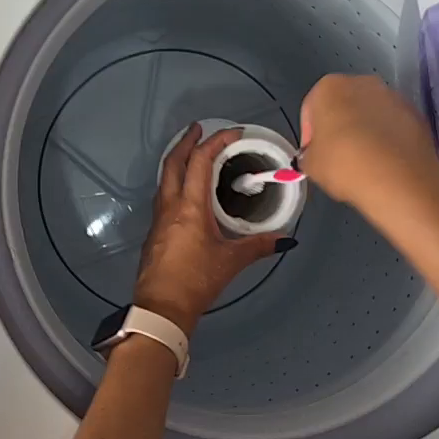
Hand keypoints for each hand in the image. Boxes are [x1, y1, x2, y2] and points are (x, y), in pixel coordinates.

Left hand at [133, 124, 287, 334]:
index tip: (232, 133)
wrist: (161, 308)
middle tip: (199, 129)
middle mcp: (170, 206)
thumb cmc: (196, 281)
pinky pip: (163, 197)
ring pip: (164, 179)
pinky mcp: (154, 233)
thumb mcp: (231, 262)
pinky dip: (174, 183)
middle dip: (186, 142)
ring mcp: (158, 219)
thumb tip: (284, 239)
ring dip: (177, 161)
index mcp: (190, 207)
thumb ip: (258, 246)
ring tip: (192, 154)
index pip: (200, 162)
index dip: (216, 142)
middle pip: (173, 163)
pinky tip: (186, 192)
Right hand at [299, 75, 438, 211]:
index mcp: (330, 87)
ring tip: (363, 162)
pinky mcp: (415, 114)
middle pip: (343, 105)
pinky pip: (393, 125)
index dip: (309, 135)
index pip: (311, 108)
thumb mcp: (311, 165)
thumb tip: (316, 156)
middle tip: (337, 157)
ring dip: (364, 131)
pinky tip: (384, 163)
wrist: (398, 179)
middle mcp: (363, 82)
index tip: (313, 155)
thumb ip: (310, 154)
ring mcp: (393, 96)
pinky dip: (387, 139)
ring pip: (370, 113)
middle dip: (339, 127)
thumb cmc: (345, 164)